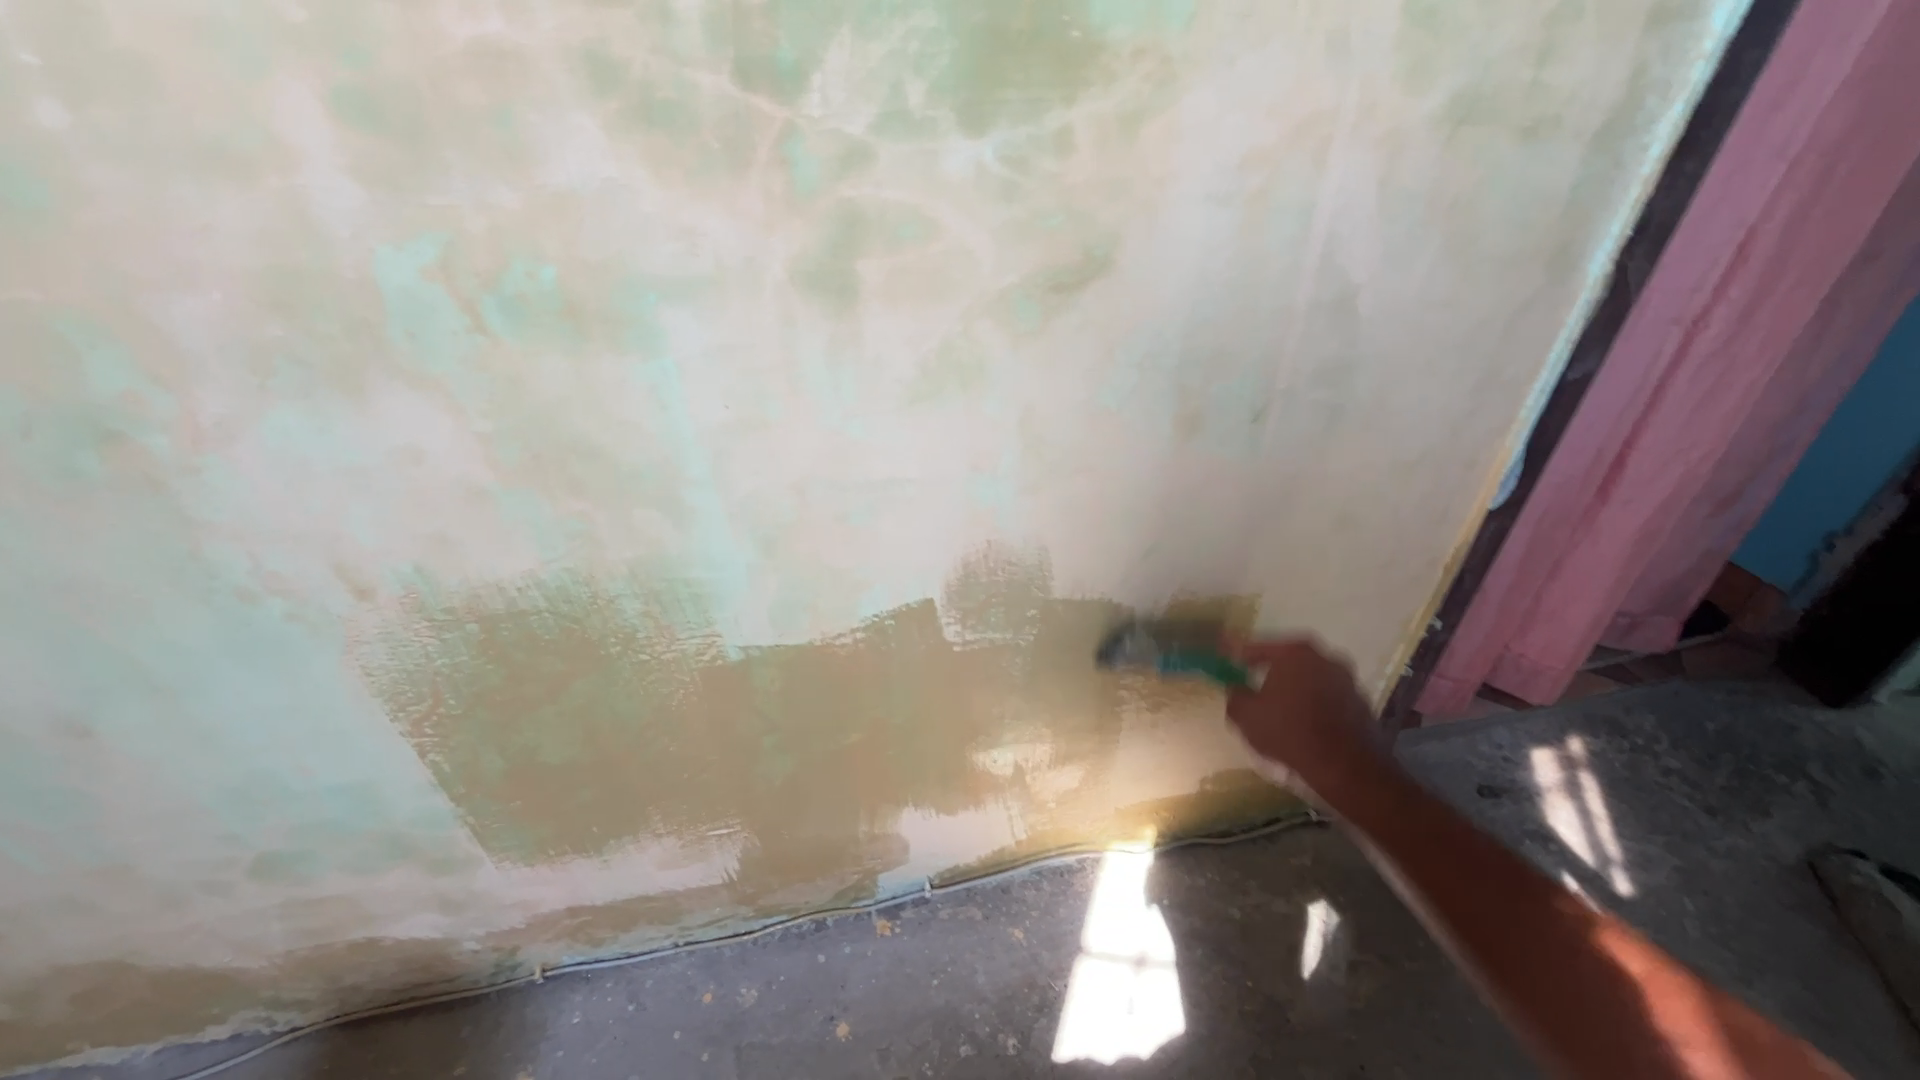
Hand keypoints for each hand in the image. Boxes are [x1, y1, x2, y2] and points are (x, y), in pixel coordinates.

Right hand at [1225, 638, 1390, 800]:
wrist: (1345, 767)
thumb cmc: (1289, 733)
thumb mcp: (1246, 716)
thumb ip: (1235, 695)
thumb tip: (1237, 689)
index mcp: (1294, 652)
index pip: (1256, 647)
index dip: (1236, 652)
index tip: (1223, 653)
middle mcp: (1324, 657)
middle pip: (1288, 660)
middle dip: (1271, 669)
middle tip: (1253, 680)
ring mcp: (1347, 679)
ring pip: (1310, 678)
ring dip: (1294, 688)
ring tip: (1279, 707)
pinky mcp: (1360, 702)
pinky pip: (1326, 698)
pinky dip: (1313, 705)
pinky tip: (1302, 723)